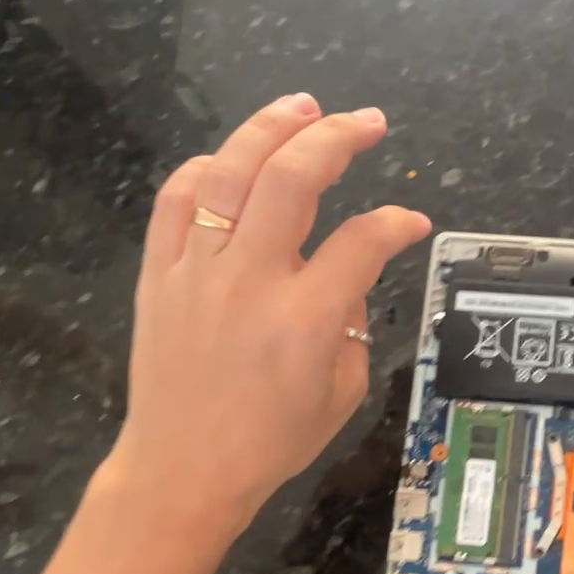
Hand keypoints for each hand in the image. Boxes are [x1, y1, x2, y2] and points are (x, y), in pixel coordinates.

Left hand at [104, 94, 431, 529]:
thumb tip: (345, 281)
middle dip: (338, 139)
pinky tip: (231, 160)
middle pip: (293, 180)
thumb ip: (351, 327)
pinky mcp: (159, 272)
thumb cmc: (274, 441)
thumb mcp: (342, 393)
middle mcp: (252, 281)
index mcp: (306, 319)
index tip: (414, 223)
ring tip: (304, 106)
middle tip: (368, 123)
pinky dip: (206, 169)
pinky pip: (178, 200)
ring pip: (231, 172)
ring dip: (271, 128)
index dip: (396, 224)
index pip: (363, 244)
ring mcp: (198, 270)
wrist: (186, 467)